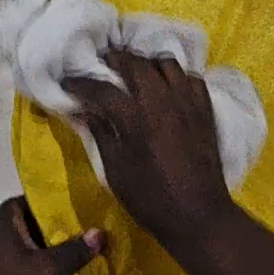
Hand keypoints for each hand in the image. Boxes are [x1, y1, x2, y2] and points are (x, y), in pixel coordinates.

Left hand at [0, 197, 104, 274]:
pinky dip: (48, 264)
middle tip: (81, 222)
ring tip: (83, 244)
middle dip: (52, 223)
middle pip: (25, 223)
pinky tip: (72, 269)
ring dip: (53, 246)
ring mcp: (4, 268)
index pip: (16, 202)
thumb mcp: (53, 269)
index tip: (65, 204)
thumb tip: (100, 232)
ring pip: (30, 247)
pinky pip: (31, 266)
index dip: (38, 200)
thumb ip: (76, 248)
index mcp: (3, 232)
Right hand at [65, 50, 235, 246]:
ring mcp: (186, 101)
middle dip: (114, 59)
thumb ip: (101, 134)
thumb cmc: (151, 198)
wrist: (198, 215)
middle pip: (135, 63)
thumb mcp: (115, 170)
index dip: (81, 84)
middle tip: (103, 64)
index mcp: (134, 118)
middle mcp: (161, 100)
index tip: (69, 83)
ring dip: (147, 63)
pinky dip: (176, 76)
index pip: (101, 89)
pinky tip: (167, 87)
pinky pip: (190, 77)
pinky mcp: (204, 108)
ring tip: (137, 72)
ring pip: (166, 63)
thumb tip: (86, 111)